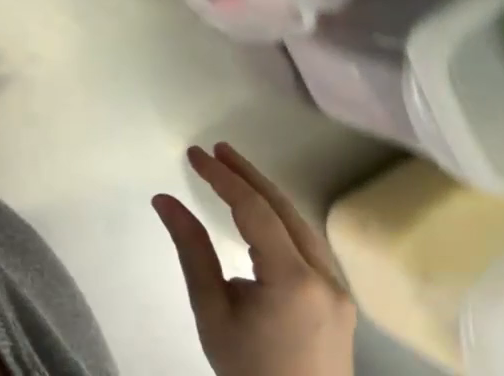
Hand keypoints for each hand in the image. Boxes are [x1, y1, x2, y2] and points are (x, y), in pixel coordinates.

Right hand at [154, 143, 356, 375]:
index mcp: (294, 279)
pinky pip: (308, 248)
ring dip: (267, 197)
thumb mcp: (211, 310)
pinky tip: (262, 218)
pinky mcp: (339, 305)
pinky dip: (281, 221)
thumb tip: (164, 199)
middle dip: (249, 177)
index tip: (195, 154)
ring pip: (302, 229)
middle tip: (216, 150)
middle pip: (286, 213)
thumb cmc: (248, 367)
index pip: (255, 211)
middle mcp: (325, 279)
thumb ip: (192, 250)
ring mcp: (338, 293)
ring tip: (234, 174)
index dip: (224, 178)